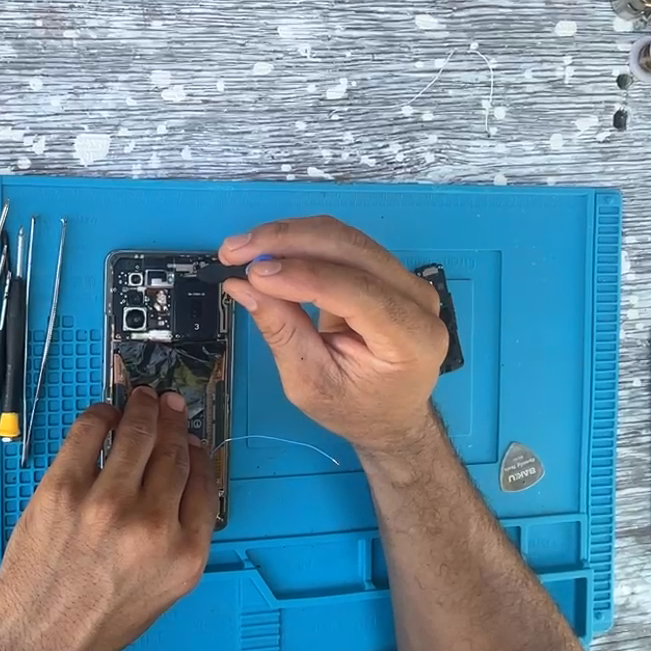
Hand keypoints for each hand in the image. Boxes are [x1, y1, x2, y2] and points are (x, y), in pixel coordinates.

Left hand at [0, 388, 215, 650]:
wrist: (35, 637)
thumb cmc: (99, 622)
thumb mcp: (163, 592)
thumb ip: (180, 537)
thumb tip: (180, 478)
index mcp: (184, 554)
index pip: (203, 482)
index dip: (198, 451)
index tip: (192, 436)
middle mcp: (152, 525)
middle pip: (173, 453)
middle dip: (173, 422)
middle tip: (169, 403)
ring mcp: (107, 503)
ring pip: (136, 435)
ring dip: (143, 408)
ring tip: (143, 397)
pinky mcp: (65, 488)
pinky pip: (90, 433)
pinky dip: (102, 415)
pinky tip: (106, 413)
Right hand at [218, 216, 449, 454]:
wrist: (389, 415)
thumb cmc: (354, 408)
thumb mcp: (310, 383)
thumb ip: (282, 331)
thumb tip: (243, 285)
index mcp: (411, 339)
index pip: (356, 291)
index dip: (302, 276)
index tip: (252, 273)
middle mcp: (416, 299)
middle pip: (350, 248)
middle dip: (286, 241)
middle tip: (233, 251)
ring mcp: (405, 279)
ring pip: (342, 236)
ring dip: (286, 235)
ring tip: (241, 248)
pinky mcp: (386, 269)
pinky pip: (339, 242)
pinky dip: (298, 240)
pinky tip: (265, 249)